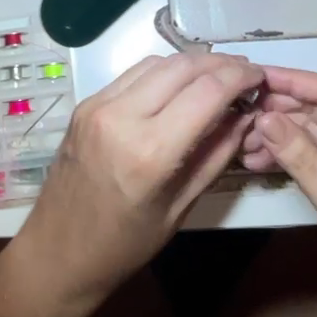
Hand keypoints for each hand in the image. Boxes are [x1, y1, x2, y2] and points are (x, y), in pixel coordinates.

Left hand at [13, 52, 261, 304]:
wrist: (56, 253)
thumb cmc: (123, 245)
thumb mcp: (179, 208)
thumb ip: (215, 156)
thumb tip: (245, 116)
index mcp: (148, 151)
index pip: (206, 91)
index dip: (239, 77)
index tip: (260, 76)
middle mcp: (120, 117)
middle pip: (182, 67)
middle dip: (219, 64)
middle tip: (245, 73)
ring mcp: (98, 105)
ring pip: (157, 63)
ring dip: (192, 63)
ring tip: (218, 76)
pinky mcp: (86, 103)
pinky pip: (133, 74)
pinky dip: (163, 72)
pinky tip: (181, 85)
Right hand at [240, 65, 316, 316]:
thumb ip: (306, 162)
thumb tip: (265, 118)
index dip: (294, 81)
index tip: (254, 75)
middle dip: (280, 110)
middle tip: (237, 110)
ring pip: (314, 133)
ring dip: (279, 135)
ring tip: (241, 141)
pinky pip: (315, 158)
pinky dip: (288, 158)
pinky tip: (257, 161)